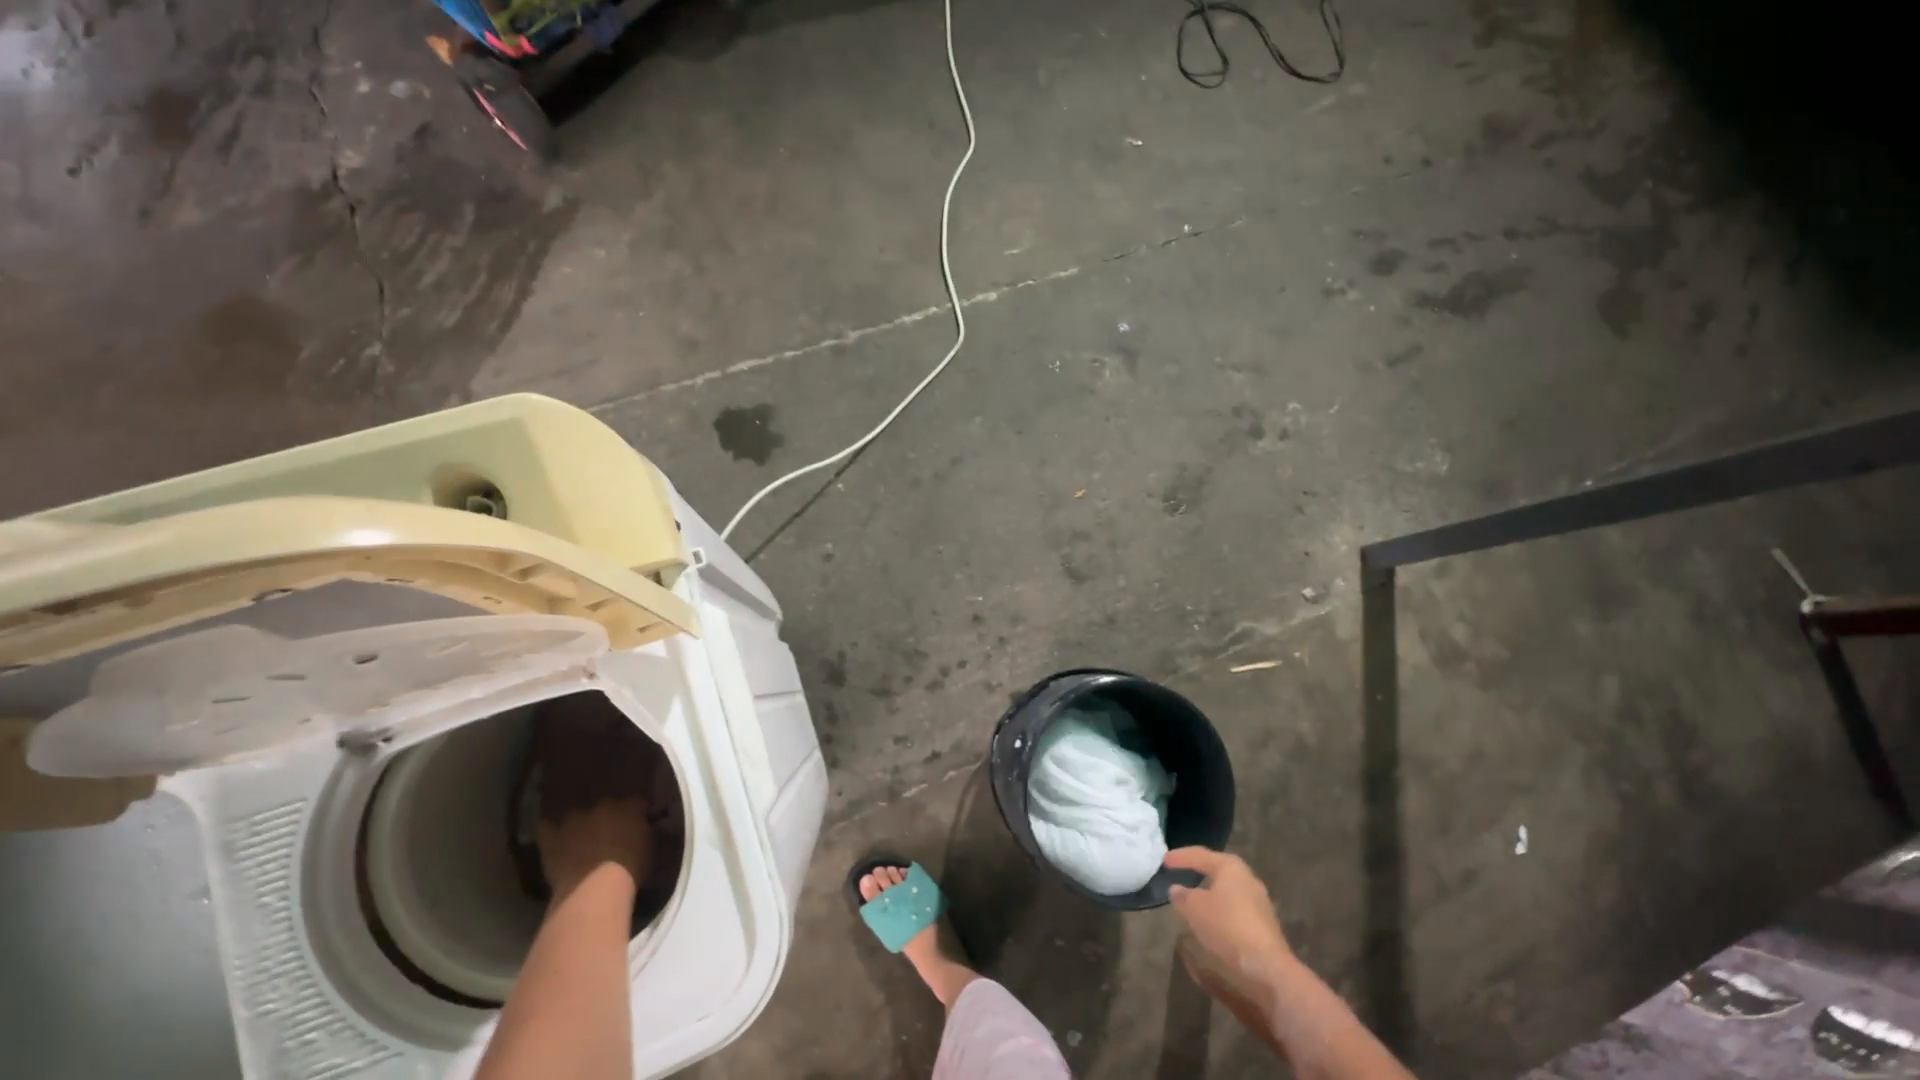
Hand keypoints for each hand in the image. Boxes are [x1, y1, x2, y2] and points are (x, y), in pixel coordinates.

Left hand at [532, 695, 662, 901]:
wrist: (594, 888)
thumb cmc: (633, 867)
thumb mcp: (651, 840)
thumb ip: (646, 819)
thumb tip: (646, 807)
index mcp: (628, 800)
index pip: (631, 770)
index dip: (631, 751)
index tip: (628, 732)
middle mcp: (599, 798)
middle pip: (598, 770)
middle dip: (597, 752)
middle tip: (593, 732)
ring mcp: (571, 814)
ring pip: (569, 784)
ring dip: (568, 768)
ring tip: (564, 750)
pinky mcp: (549, 832)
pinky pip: (547, 812)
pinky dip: (547, 801)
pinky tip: (543, 788)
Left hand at [539, 796, 651, 901]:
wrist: (595, 889)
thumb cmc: (630, 871)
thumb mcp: (651, 851)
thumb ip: (647, 834)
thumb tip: (645, 828)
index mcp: (628, 808)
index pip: (636, 802)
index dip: (638, 812)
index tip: (640, 822)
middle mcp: (600, 807)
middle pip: (606, 805)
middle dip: (608, 816)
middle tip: (610, 834)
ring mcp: (574, 821)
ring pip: (577, 815)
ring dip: (580, 825)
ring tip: (582, 839)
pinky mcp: (552, 837)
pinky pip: (548, 828)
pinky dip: (552, 832)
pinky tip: (556, 840)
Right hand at [1165, 847, 1291, 976]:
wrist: (1265, 964)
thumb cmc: (1226, 925)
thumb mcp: (1195, 909)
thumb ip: (1183, 896)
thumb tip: (1176, 889)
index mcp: (1231, 868)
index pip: (1201, 855)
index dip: (1181, 857)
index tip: (1164, 860)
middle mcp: (1248, 879)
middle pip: (1218, 870)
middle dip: (1199, 871)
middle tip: (1180, 873)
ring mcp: (1258, 901)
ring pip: (1227, 891)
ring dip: (1209, 893)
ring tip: (1192, 898)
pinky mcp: (1262, 923)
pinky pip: (1234, 908)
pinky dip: (1219, 909)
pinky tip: (1210, 919)